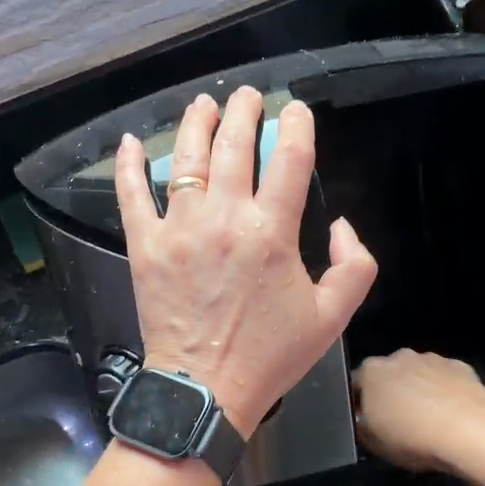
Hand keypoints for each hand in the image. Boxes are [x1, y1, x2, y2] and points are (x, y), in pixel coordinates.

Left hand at [115, 87, 376, 436]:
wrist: (205, 389)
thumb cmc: (270, 355)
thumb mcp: (332, 317)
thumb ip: (354, 266)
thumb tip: (342, 225)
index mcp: (273, 232)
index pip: (289, 159)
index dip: (296, 125)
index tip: (295, 110)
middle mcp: (225, 218)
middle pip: (234, 145)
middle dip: (244, 111)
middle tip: (247, 96)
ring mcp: (179, 229)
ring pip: (187, 159)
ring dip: (197, 123)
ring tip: (204, 104)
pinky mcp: (145, 246)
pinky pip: (131, 195)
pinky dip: (129, 165)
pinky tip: (132, 142)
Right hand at [352, 350, 484, 472]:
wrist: (468, 431)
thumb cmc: (411, 437)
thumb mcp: (373, 443)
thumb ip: (362, 426)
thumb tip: (364, 420)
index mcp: (371, 371)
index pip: (356, 384)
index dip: (359, 403)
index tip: (368, 422)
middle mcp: (399, 356)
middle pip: (389, 374)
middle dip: (391, 392)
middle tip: (398, 420)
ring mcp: (432, 358)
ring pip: (418, 373)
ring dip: (419, 389)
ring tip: (429, 418)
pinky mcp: (460, 366)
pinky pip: (445, 378)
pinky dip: (445, 390)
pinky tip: (452, 413)